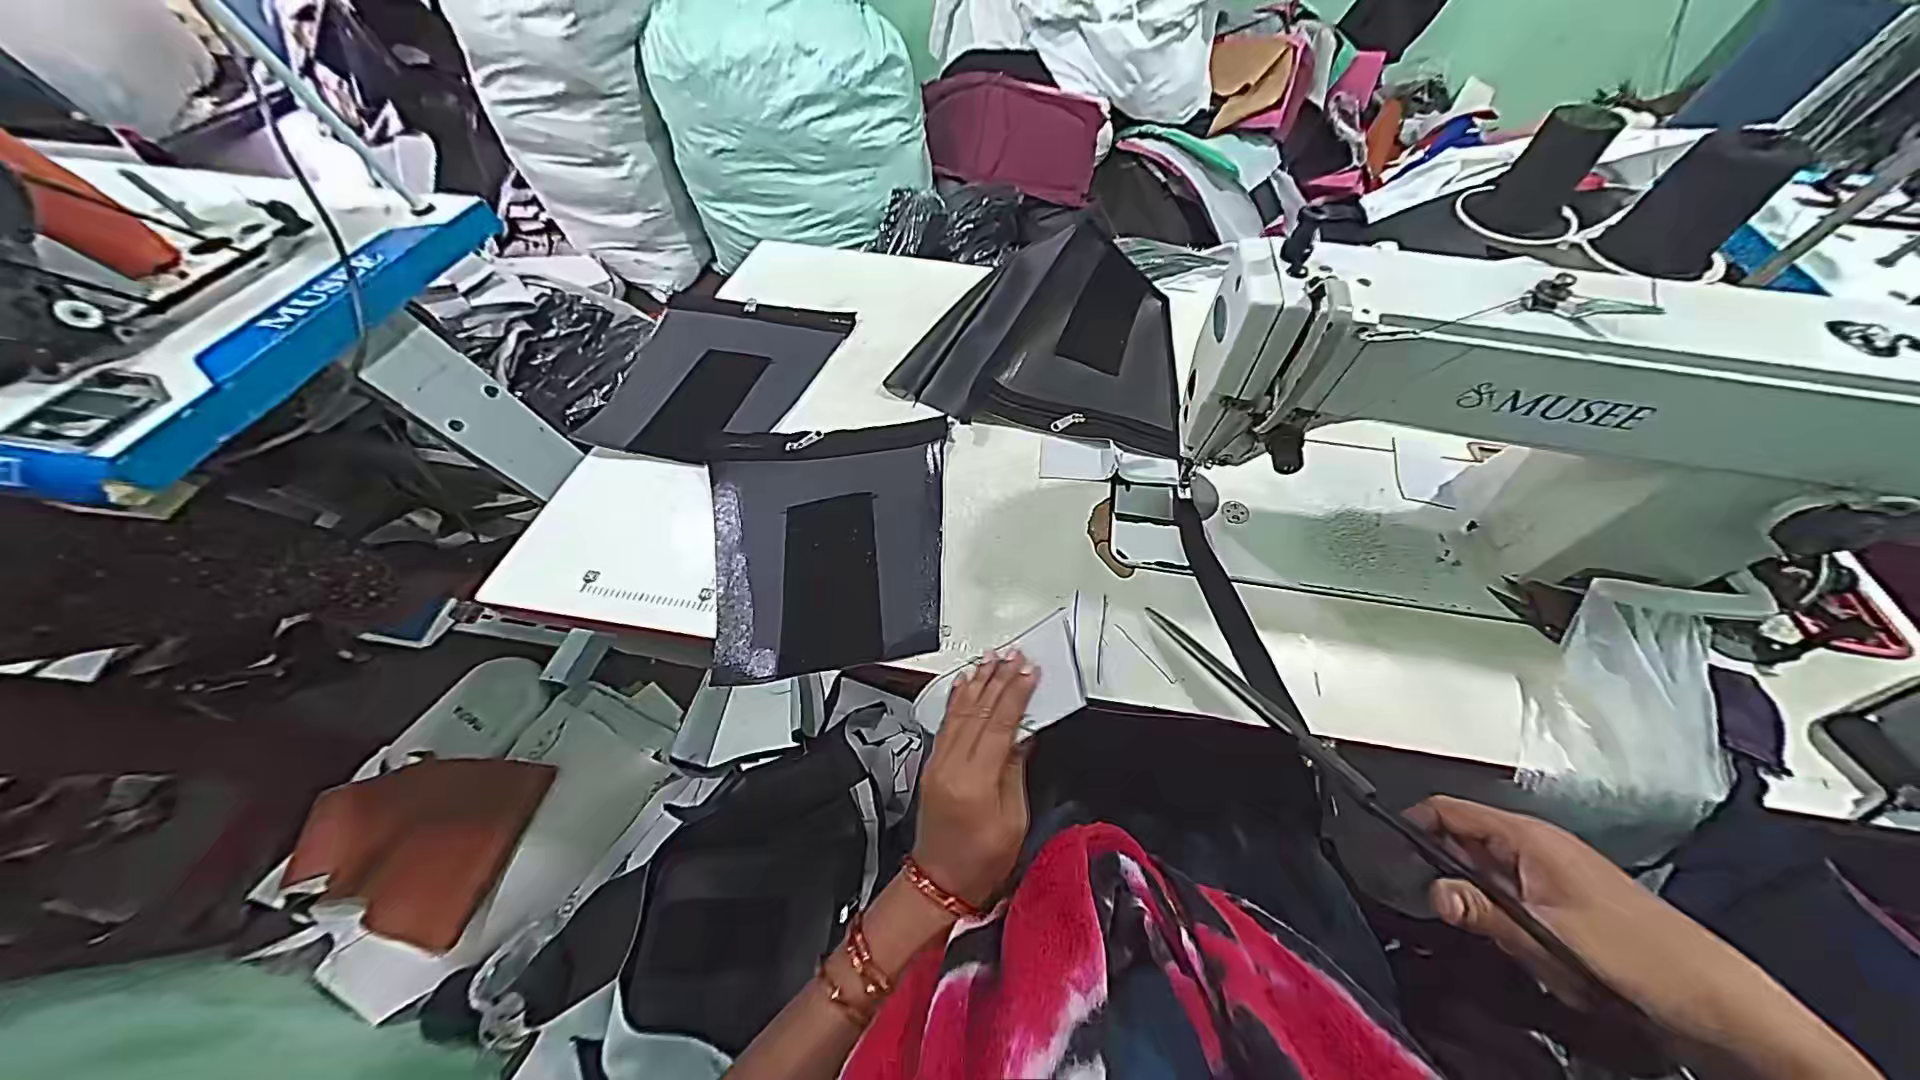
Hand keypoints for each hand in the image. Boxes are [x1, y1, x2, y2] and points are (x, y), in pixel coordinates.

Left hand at [912, 651, 1036, 908]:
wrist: (940, 880)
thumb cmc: (980, 861)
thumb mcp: (1013, 817)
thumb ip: (1015, 768)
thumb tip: (1023, 733)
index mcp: (975, 781)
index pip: (999, 723)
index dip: (1016, 694)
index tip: (1029, 672)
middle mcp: (951, 765)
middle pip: (978, 710)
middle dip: (999, 679)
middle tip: (1014, 657)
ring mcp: (938, 762)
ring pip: (959, 710)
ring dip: (977, 681)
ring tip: (991, 659)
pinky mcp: (931, 763)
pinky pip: (946, 722)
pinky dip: (957, 698)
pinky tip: (965, 683)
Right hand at [1408, 797, 1881, 1078]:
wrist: (1723, 1005)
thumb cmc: (1642, 958)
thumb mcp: (1546, 935)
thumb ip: (1482, 910)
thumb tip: (1433, 891)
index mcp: (1528, 836)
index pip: (1447, 809)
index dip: (1413, 822)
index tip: (1389, 849)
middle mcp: (1537, 846)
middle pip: (1463, 842)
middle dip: (1449, 873)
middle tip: (1445, 907)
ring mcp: (1552, 874)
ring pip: (1487, 875)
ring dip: (1482, 903)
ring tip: (1499, 936)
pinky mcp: (1565, 902)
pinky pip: (1513, 898)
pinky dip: (1508, 920)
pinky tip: (1525, 949)